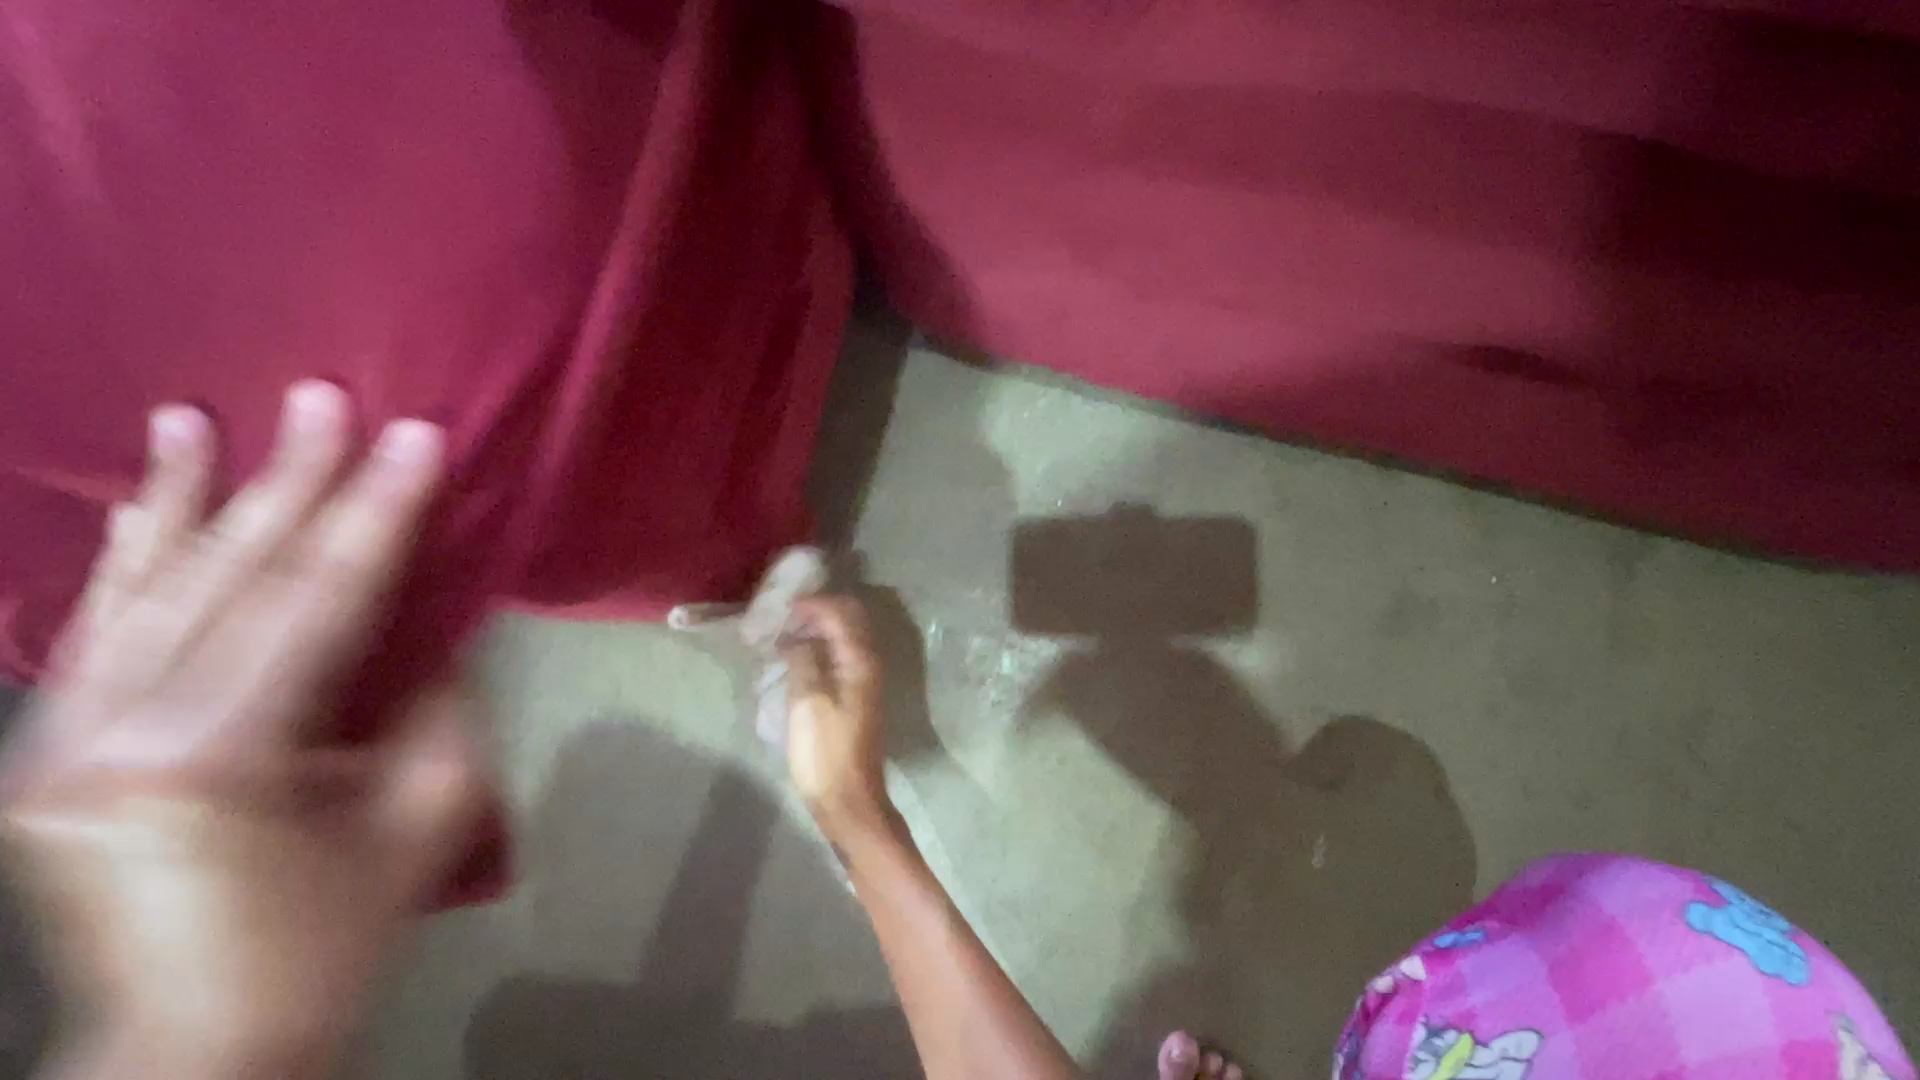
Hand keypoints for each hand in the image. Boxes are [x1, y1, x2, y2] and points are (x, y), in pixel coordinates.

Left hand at [1, 383, 483, 1077]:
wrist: (203, 1035)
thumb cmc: (337, 931)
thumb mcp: (425, 812)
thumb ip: (432, 704)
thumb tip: (431, 624)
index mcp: (217, 758)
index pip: (317, 603)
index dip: (376, 515)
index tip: (414, 440)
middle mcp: (114, 736)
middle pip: (225, 581)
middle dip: (287, 484)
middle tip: (322, 400)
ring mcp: (58, 745)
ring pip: (137, 593)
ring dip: (180, 500)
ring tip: (195, 418)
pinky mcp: (46, 756)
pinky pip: (95, 635)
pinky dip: (127, 562)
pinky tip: (137, 506)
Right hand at [781, 597, 890, 841]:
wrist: (849, 797)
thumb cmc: (824, 751)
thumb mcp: (807, 700)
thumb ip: (803, 658)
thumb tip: (797, 638)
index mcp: (860, 659)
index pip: (840, 611)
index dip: (811, 603)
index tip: (779, 607)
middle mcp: (870, 662)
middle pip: (849, 618)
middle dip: (818, 611)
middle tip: (782, 617)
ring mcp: (866, 678)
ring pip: (845, 636)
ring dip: (819, 629)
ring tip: (783, 635)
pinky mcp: (858, 694)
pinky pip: (841, 655)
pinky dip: (821, 648)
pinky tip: (796, 659)